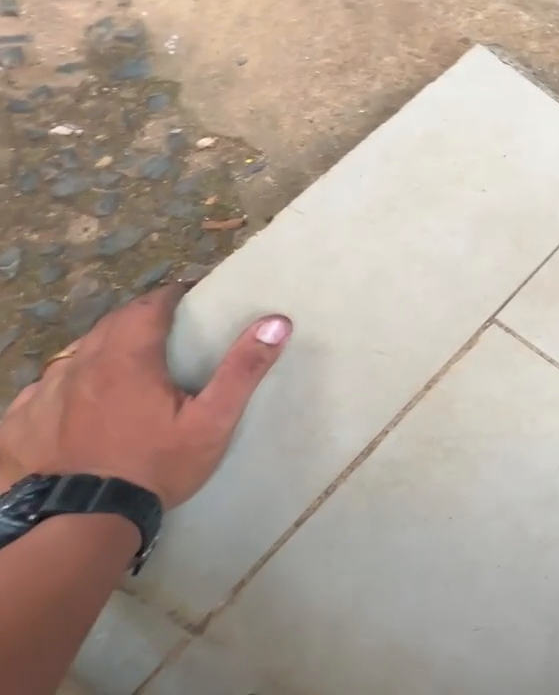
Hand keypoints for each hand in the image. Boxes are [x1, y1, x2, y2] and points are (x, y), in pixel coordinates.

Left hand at [0, 286, 291, 508]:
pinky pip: (46, 386)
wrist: (82, 520)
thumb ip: (243, 368)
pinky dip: (69, 380)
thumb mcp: (214, 419)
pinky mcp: (20, 423)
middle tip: (166, 326)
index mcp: (126, 361)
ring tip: (127, 361)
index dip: (168, 297)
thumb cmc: (157, 464)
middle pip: (108, 326)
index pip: (145, 309)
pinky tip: (81, 397)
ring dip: (103, 347)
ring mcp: (43, 396)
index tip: (189, 295)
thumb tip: (275, 322)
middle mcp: (79, 369)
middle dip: (138, 318)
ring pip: (75, 354)